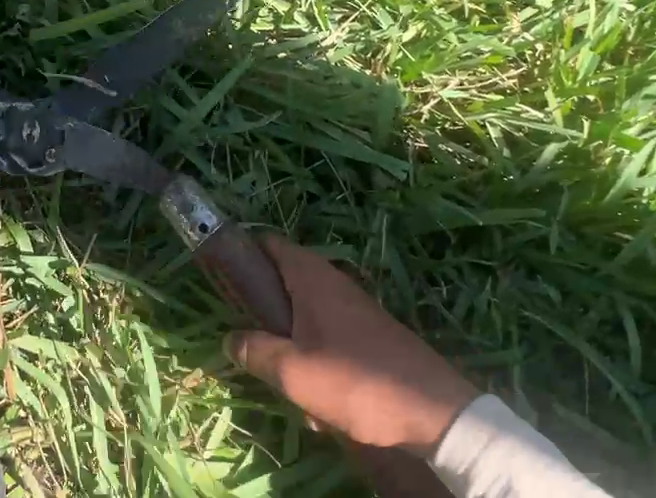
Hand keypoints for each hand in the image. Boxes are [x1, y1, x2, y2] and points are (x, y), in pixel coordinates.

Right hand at [226, 235, 479, 455]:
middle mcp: (333, 282)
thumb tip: (229, 338)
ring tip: (287, 385)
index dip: (242, 252)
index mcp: (311, 276)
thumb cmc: (354, 380)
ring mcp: (354, 308)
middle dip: (265, 312)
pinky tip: (321, 405)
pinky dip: (317, 363)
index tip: (221, 276)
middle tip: (250, 341)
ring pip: (305, 317)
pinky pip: (329, 339)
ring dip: (291, 346)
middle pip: (284, 281)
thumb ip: (254, 351)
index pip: (269, 243)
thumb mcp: (291, 371)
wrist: (433, 412)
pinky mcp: (370, 335)